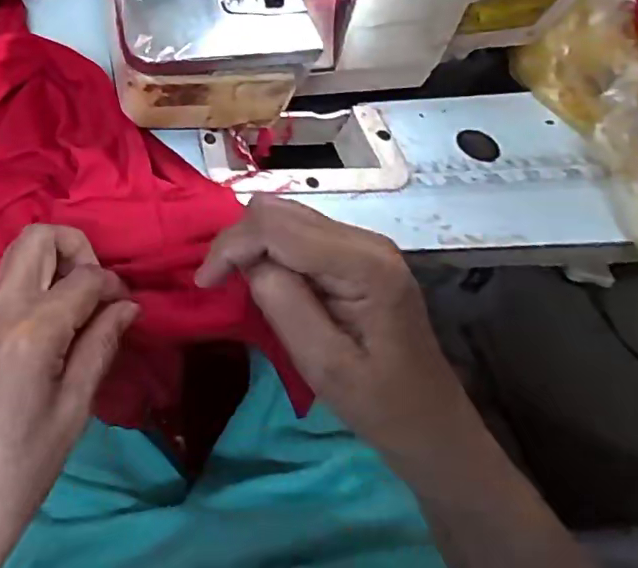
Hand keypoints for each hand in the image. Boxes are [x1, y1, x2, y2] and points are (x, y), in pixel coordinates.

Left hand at [0, 224, 139, 567]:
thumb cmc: (24, 465)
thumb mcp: (74, 409)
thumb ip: (100, 345)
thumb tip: (127, 305)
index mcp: (31, 330)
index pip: (82, 277)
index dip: (112, 284)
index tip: (125, 305)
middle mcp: (1, 309)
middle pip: (37, 237)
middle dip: (75, 246)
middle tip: (95, 288)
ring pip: (18, 252)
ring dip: (54, 260)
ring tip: (79, 302)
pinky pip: (8, 279)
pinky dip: (37, 279)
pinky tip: (56, 319)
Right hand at [195, 194, 464, 453]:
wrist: (432, 425)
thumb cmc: (381, 406)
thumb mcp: (324, 365)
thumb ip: (283, 304)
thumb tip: (250, 263)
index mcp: (365, 264)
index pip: (278, 226)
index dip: (232, 245)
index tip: (204, 282)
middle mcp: (365, 239)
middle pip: (279, 211)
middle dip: (238, 240)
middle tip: (216, 281)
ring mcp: (362, 243)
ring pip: (285, 215)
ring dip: (251, 242)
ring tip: (232, 279)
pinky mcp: (355, 253)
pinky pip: (297, 231)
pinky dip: (268, 246)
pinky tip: (261, 276)